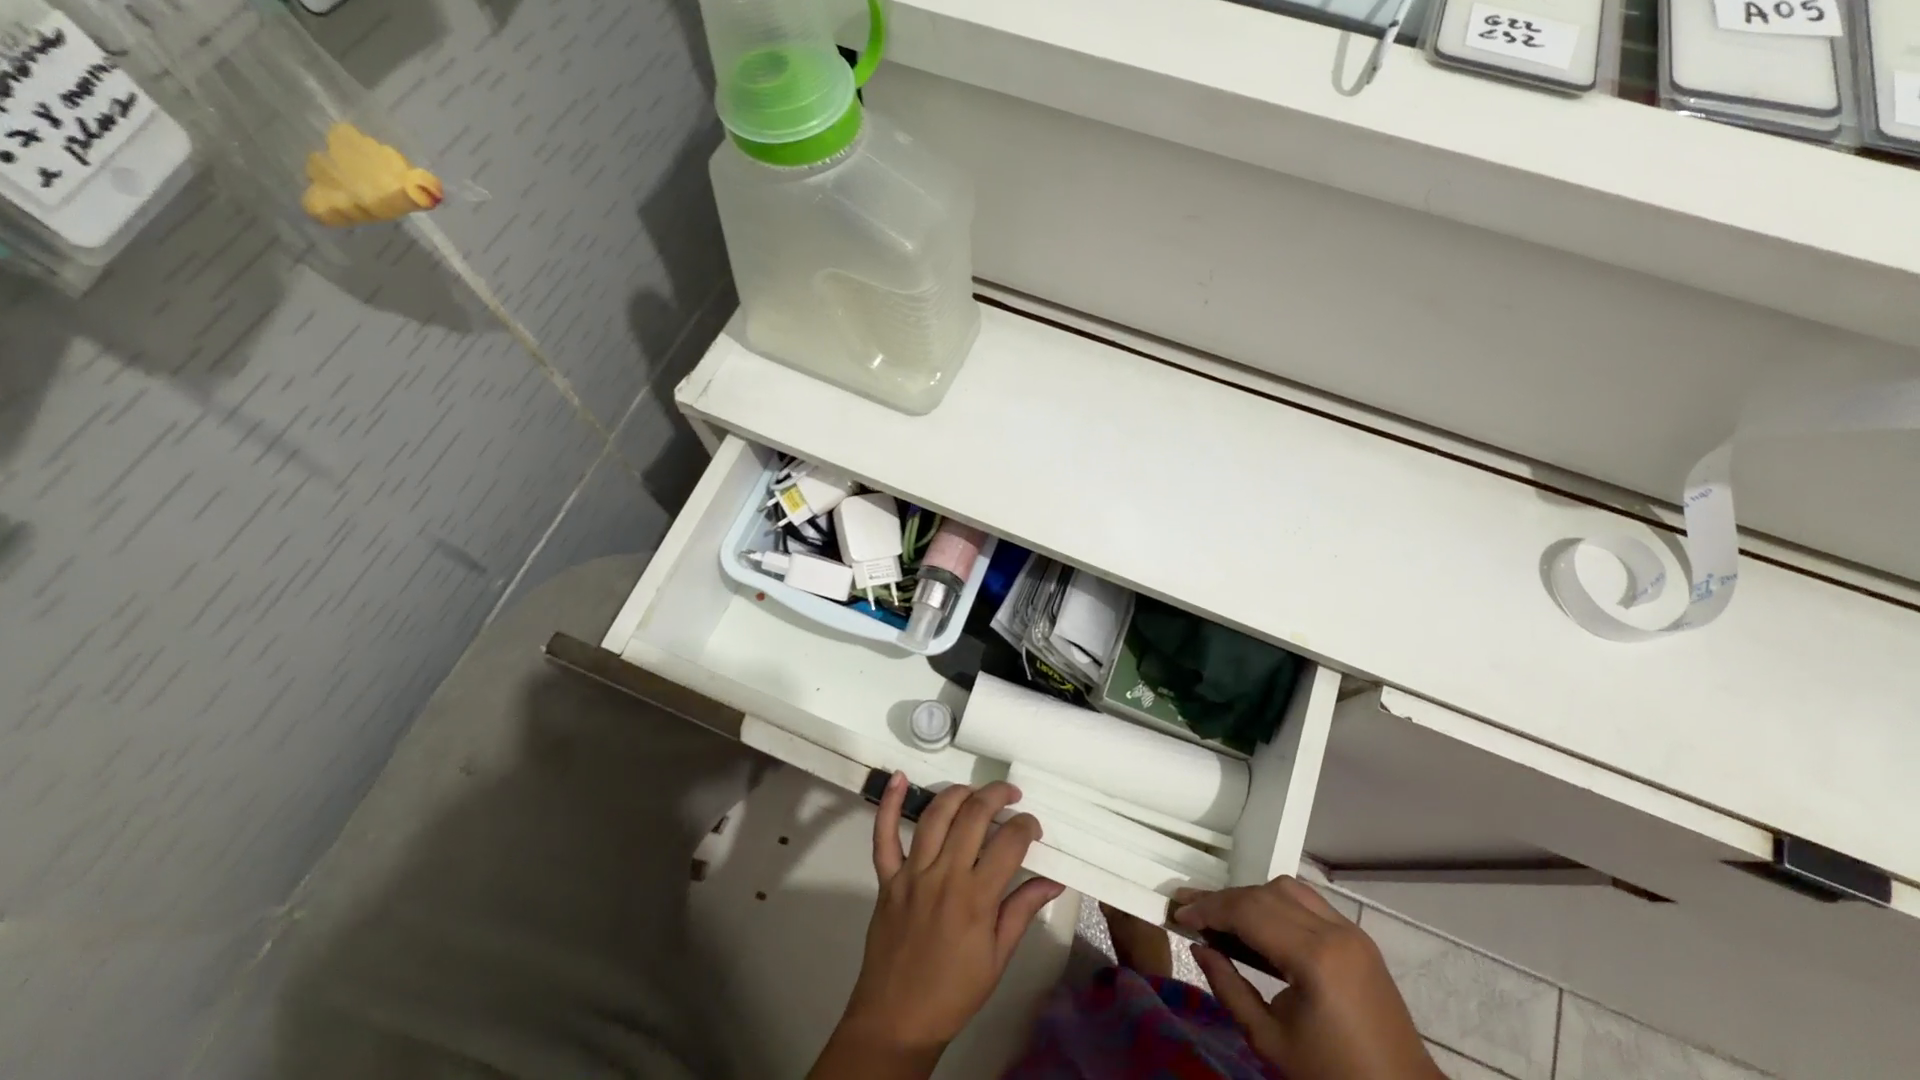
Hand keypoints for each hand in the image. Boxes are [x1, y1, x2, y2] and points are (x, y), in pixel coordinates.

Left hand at [809, 775, 1064, 1079]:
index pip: (1009, 843)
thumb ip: (1021, 911)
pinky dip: (889, 804)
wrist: (897, 1018)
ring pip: (935, 816)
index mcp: (976, 898)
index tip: (1033, 827)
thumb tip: (1053, 881)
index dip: (1026, 826)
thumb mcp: (998, 957)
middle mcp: (944, 876)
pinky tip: (899, 778)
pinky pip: (884, 835)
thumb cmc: (954, 992)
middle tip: (1011, 795)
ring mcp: (911, 874)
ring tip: (975, 792)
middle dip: (997, 796)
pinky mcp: (886, 879)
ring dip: (958, 794)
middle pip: (973, 817)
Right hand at [1176, 877, 1444, 1079]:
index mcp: (1314, 958)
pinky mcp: (1359, 939)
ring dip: (1251, 896)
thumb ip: (1229, 987)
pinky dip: (1278, 904)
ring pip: (1290, 889)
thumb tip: (1199, 947)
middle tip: (1189, 908)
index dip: (1208, 908)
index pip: (1249, 911)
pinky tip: (1258, 923)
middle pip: (1266, 893)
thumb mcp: (1268, 1039)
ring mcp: (1352, 932)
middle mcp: (1336, 932)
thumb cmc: (1331, 1074)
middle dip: (1223, 899)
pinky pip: (1310, 903)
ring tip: (1221, 916)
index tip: (1177, 914)